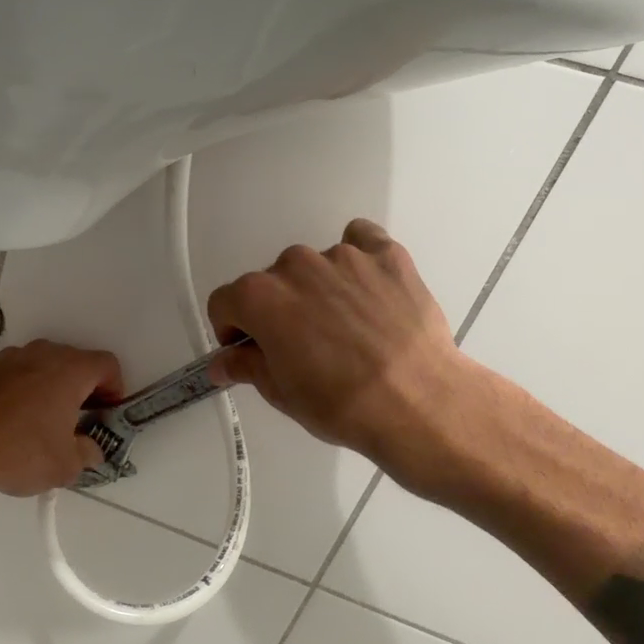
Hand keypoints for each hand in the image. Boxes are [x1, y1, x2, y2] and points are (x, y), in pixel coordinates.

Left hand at [0, 340, 124, 497]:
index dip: (114, 389)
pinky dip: (25, 387)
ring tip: (46, 419)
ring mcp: (11, 357)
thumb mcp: (65, 466)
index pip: (107, 364)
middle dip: (84, 387)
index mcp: (68, 371)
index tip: (104, 415)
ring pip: (45, 364)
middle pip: (76, 361)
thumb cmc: (18, 453)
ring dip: (53, 385)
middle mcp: (42, 354)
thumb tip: (91, 447)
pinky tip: (15, 417)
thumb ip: (88, 453)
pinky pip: (18, 371)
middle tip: (80, 420)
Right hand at [206, 219, 481, 499]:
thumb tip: (226, 363)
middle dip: (278, 309)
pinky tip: (366, 290)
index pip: (224, 301)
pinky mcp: (386, 257)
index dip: (231, 329)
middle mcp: (296, 266)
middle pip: (271, 282)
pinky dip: (357, 259)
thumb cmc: (345, 402)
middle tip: (301, 347)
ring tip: (345, 329)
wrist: (419, 403)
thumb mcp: (281, 393)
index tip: (248, 348)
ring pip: (314, 266)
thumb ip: (246, 366)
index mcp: (260, 298)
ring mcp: (343, 257)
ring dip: (319, 289)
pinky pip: (361, 240)